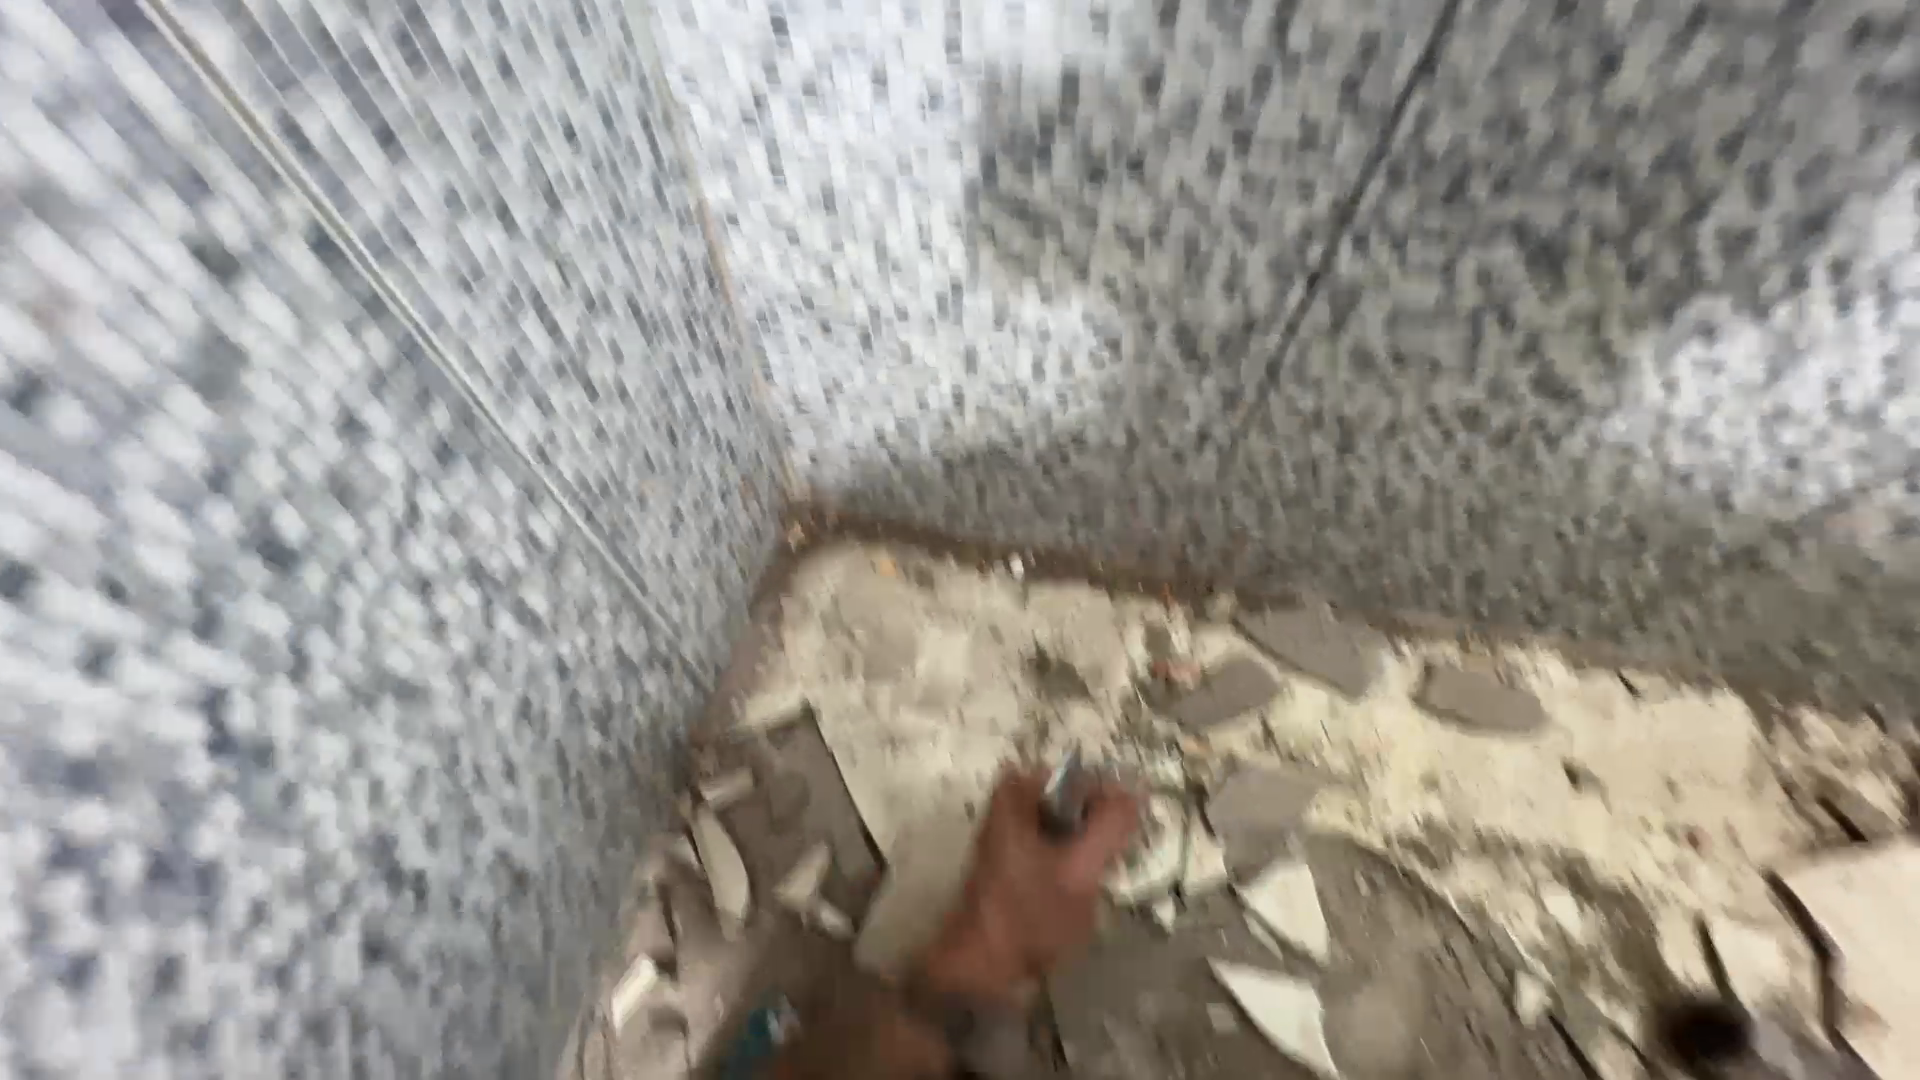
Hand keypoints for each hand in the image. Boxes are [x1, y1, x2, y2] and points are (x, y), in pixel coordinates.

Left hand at [914, 768, 1140, 1005]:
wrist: (980, 968)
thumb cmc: (1028, 915)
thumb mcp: (1079, 870)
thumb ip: (1110, 826)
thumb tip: (1138, 790)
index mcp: (1018, 788)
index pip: (1083, 777)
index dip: (1113, 802)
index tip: (1129, 836)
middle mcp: (1010, 799)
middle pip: (1074, 799)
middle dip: (1100, 826)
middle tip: (1115, 861)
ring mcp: (1010, 829)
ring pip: (1068, 824)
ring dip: (1089, 847)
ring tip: (1096, 879)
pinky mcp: (1014, 857)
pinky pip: (1056, 845)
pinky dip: (1073, 861)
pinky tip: (1079, 891)